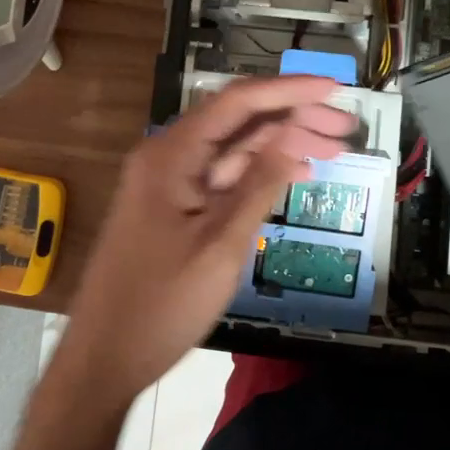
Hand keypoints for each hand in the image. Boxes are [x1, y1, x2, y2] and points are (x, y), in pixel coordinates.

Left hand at [57, 75, 356, 400]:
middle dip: (293, 118)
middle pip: (238, 121)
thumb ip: (258, 186)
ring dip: (281, 145)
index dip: (289, 90)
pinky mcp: (176, 208)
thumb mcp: (220, 246)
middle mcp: (168, 156)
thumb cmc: (161, 305)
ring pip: (234, 149)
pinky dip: (259, 174)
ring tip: (335, 148)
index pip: (237, 102)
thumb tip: (294, 136)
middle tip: (345, 128)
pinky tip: (296, 174)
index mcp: (171, 154)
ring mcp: (171, 183)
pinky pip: (223, 178)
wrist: (103, 360)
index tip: (334, 89)